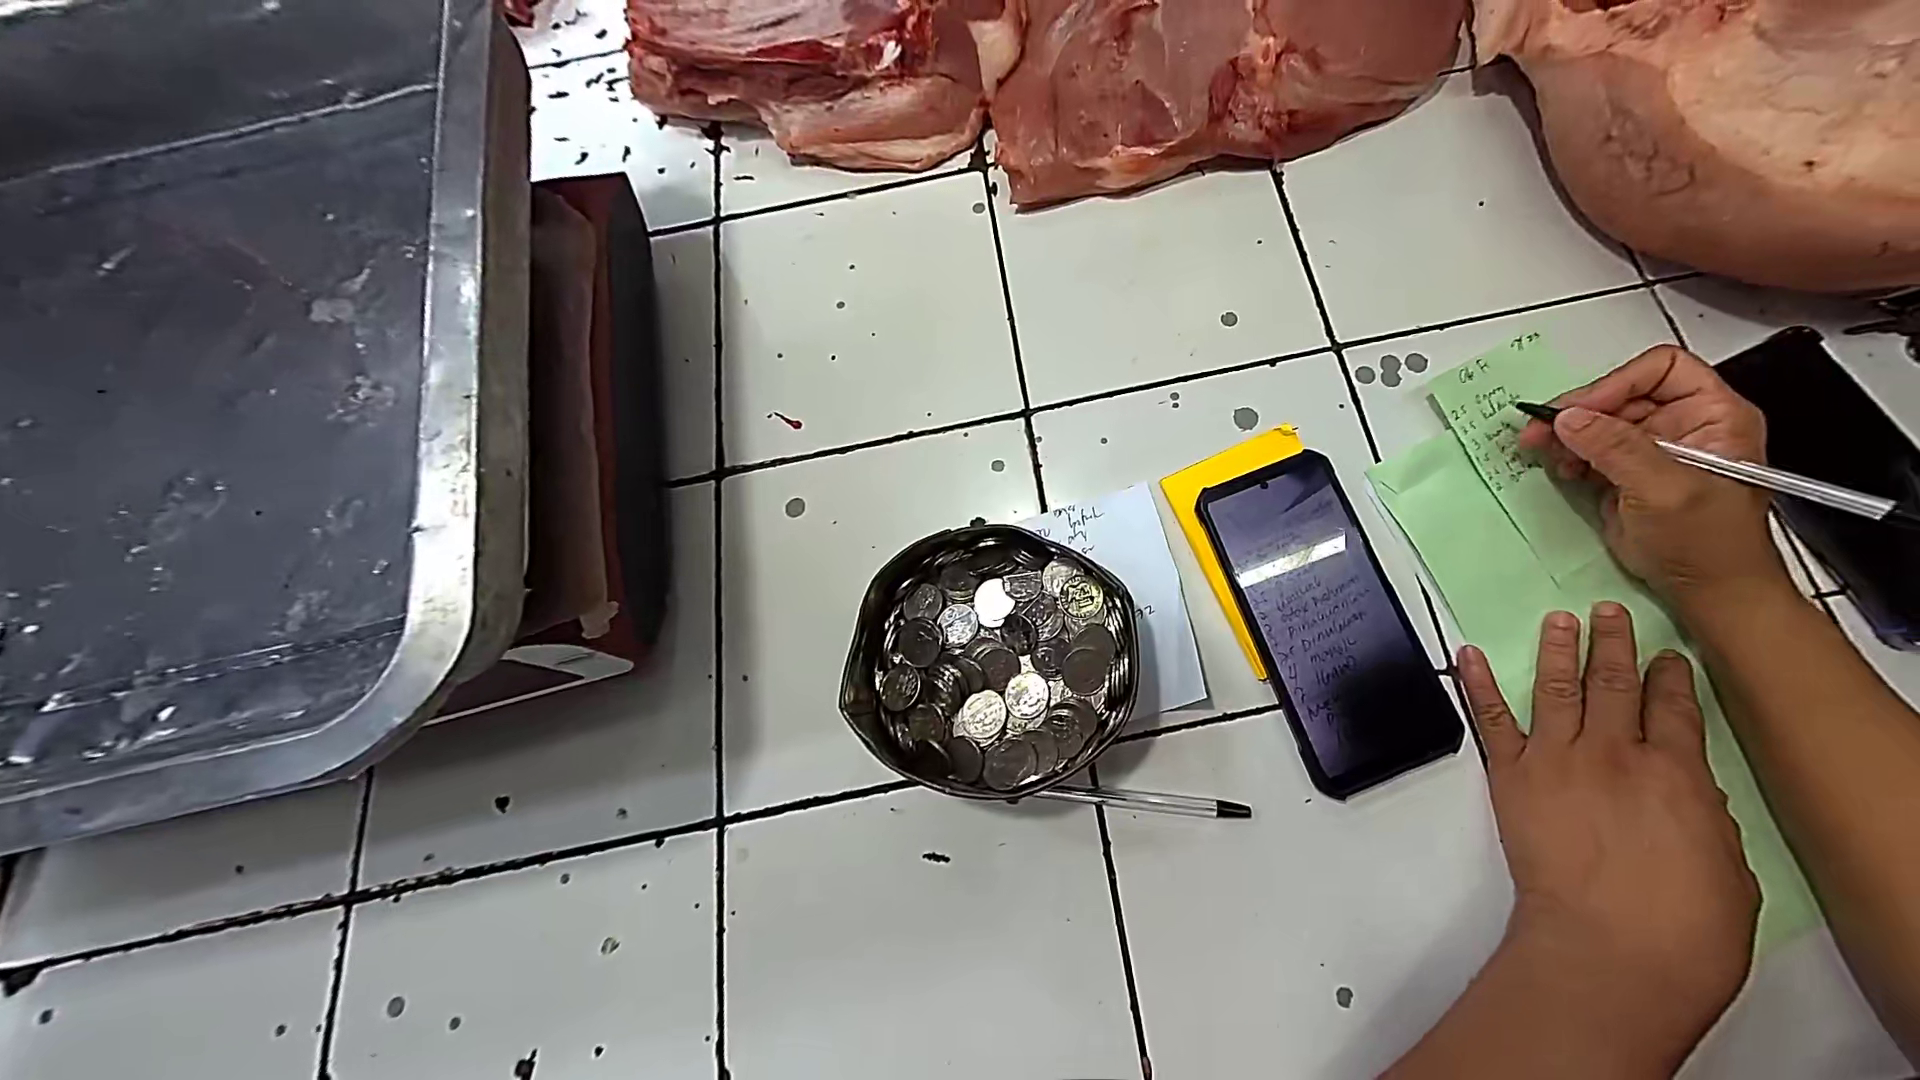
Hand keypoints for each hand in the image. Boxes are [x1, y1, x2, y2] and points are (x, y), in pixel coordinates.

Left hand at [1460, 604, 1758, 1066]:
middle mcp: (1612, 753)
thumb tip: (1681, 780)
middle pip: (1613, 686)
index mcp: (1677, 774)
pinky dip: (1478, 684)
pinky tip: (1470, 655)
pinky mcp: (1510, 773)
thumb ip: (1698, 809)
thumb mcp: (1724, 861)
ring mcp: (1554, 758)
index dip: (1670, 677)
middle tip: (1607, 610)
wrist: (1609, 944)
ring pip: (1555, 690)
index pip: (1674, 709)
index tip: (1666, 652)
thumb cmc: (1684, 921)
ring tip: (1557, 619)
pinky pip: (1491, 719)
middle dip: (1612, 644)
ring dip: (1556, 650)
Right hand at [1516, 345, 1788, 607]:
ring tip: (1544, 452)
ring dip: (1563, 434)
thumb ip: (1617, 449)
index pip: (1660, 370)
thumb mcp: (1665, 489)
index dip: (1615, 385)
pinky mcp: (1622, 470)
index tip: (1578, 413)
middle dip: (1576, 412)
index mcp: (1711, 415)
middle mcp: (1681, 423)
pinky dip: (1564, 454)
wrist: (1704, 585)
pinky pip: (1585, 447)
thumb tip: (1568, 418)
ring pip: (1595, 420)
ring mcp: (1649, 448)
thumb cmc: (1706, 541)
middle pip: (1618, 393)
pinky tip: (1561, 469)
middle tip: (1538, 432)